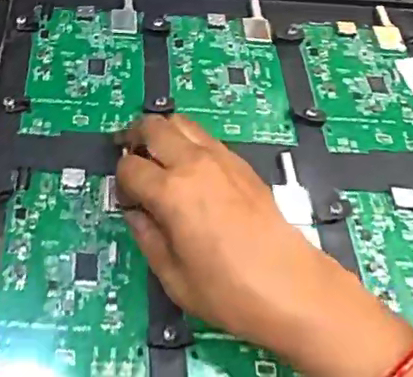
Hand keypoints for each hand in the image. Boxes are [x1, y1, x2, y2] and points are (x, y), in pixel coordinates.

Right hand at [116, 115, 412, 376]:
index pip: (130, 167)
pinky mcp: (239, 161)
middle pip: (152, 126)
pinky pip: (203, 134)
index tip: (123, 195)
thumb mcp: (175, 278)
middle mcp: (193, 164)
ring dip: (160, 131)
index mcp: (172, 193)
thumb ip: (147, 238)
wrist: (292, 287)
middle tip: (126, 151)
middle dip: (133, 136)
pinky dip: (186, 138)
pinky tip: (186, 163)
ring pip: (179, 121)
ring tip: (154, 151)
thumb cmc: (232, 292)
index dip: (120, 180)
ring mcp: (219, 157)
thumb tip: (134, 214)